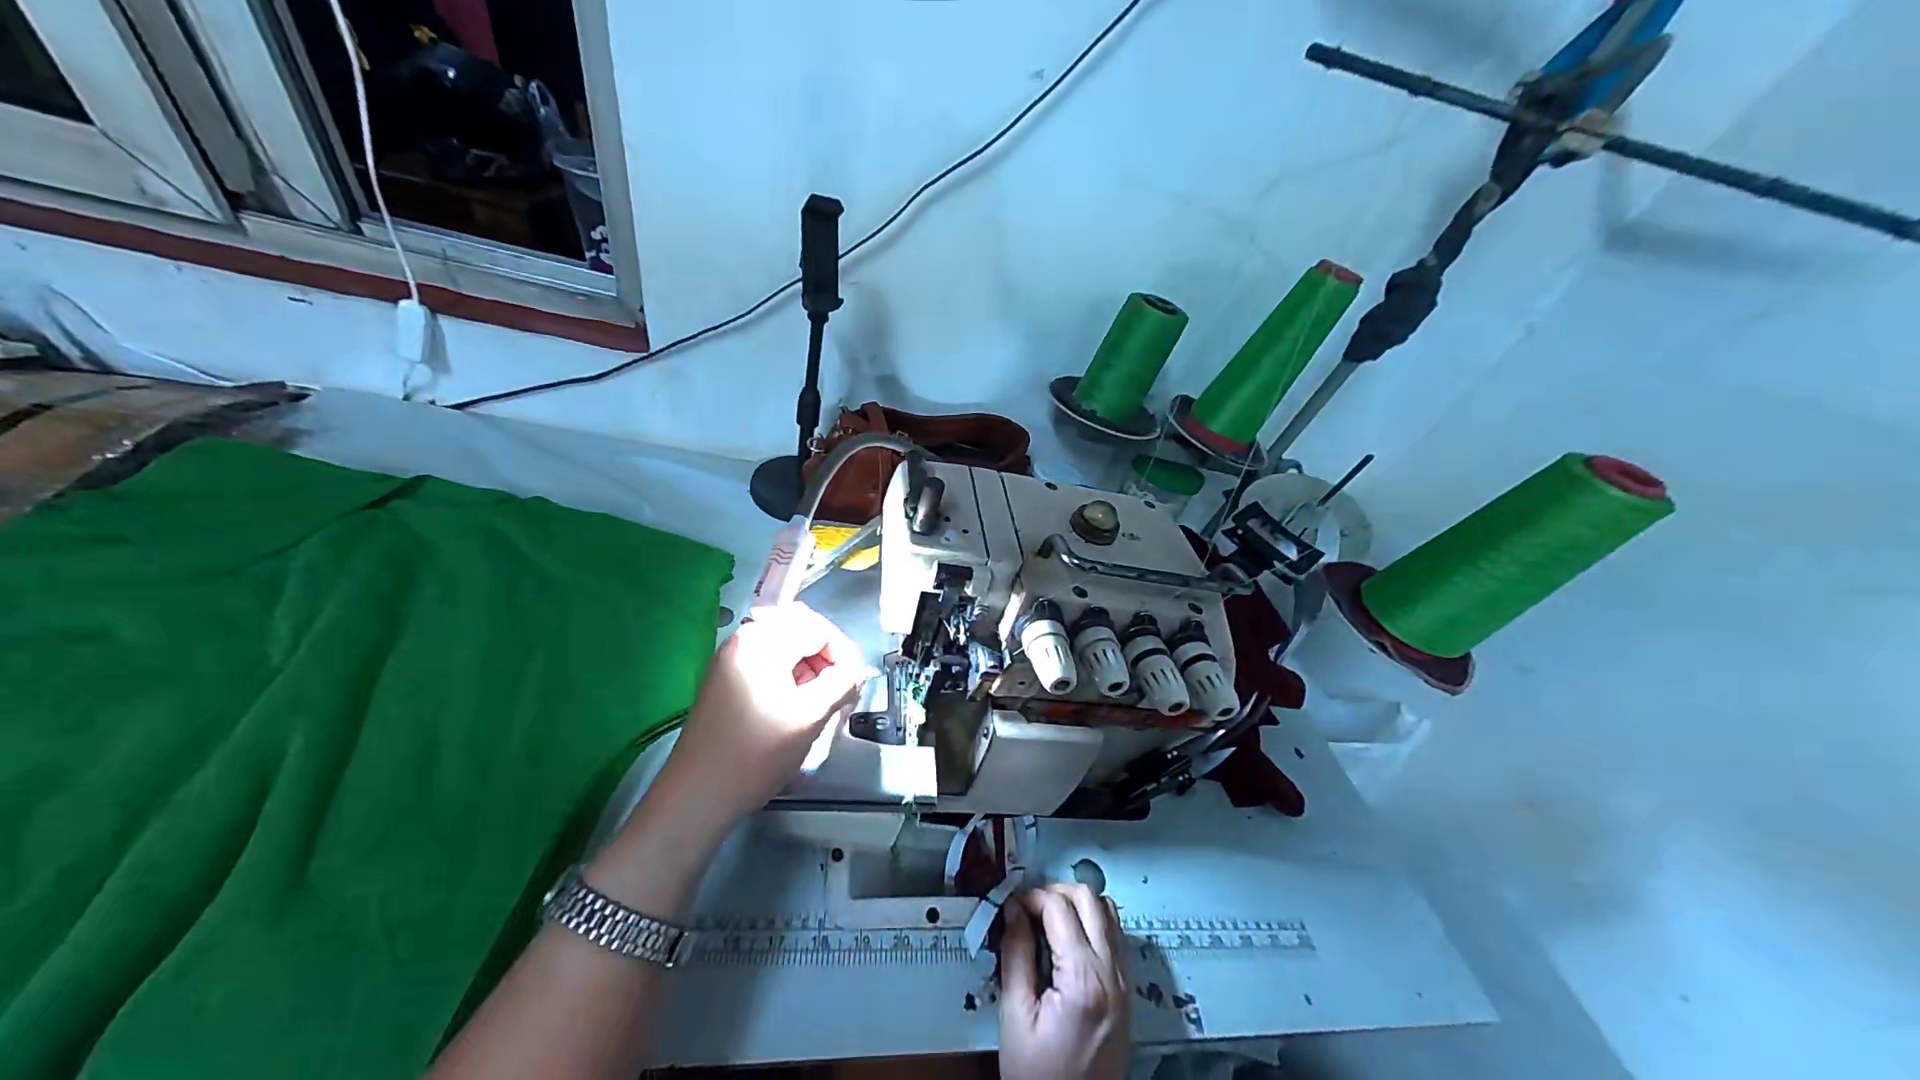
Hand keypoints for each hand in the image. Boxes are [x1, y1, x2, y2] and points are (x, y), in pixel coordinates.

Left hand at [651, 602, 873, 834]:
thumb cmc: (756, 753)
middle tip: (843, 687)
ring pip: (785, 646)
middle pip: (800, 630)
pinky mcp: (726, 680)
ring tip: (823, 699)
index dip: (844, 653)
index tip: (856, 681)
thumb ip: (842, 683)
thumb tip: (855, 672)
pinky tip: (799, 703)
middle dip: (827, 656)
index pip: (818, 628)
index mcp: (761, 641)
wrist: (697, 794)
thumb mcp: (810, 716)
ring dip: (810, 666)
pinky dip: (790, 675)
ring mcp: (731, 659)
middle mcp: (742, 640)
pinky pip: (768, 662)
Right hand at [999, 885, 1130, 1079]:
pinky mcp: (1127, 993)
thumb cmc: (1038, 1077)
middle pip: (1090, 898)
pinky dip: (1092, 924)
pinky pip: (1115, 937)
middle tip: (1027, 910)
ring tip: (1046, 922)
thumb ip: (1015, 954)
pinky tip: (1067, 942)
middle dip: (1055, 893)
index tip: (1010, 906)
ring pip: (1108, 911)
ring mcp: (1125, 983)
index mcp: (1084, 980)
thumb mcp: (1015, 1015)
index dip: (1030, 898)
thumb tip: (1014, 911)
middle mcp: (1112, 974)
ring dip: (1076, 905)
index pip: (1060, 907)